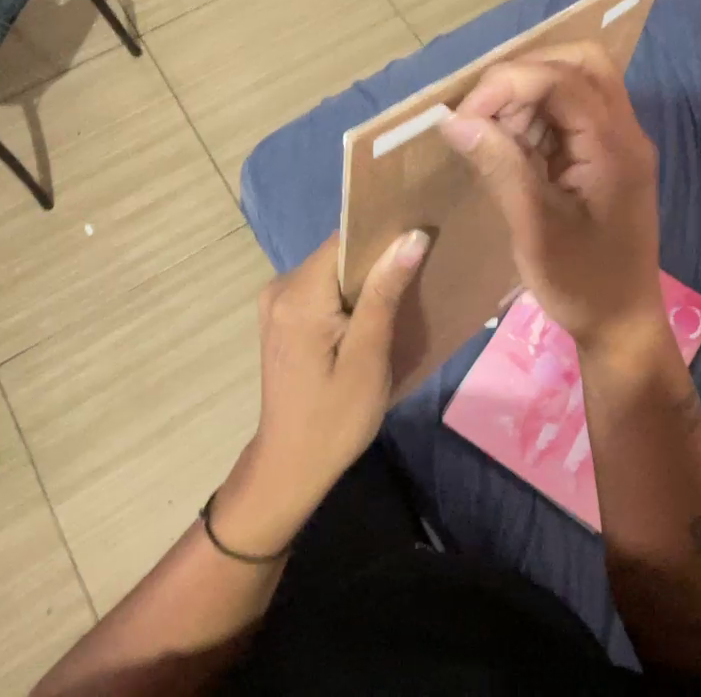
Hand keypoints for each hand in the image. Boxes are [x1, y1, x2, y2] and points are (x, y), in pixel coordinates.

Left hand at [213, 229, 429, 556]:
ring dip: (366, 279)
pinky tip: (376, 313)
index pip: (345, 240)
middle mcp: (280, 288)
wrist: (291, 465)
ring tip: (406, 291)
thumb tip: (411, 237)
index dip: (384, 235)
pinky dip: (350, 295)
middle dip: (379, 259)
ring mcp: (276, 303)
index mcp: (298, 297)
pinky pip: (322, 289)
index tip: (424, 237)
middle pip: (338, 253)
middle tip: (423, 269)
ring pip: (332, 270)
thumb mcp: (368, 358)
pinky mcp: (282, 317)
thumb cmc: (335, 419)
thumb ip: (384, 294)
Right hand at [438, 43, 664, 351]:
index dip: (506, 84)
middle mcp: (624, 132)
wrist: (623, 325)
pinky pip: (573, 115)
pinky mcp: (608, 158)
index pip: (561, 78)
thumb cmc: (582, 284)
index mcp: (613, 146)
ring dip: (528, 96)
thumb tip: (455, 120)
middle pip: (580, 64)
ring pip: (576, 84)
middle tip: (482, 113)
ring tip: (492, 134)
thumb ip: (500, 166)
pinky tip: (512, 148)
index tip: (463, 118)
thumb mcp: (534, 228)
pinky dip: (538, 118)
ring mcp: (619, 144)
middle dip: (523, 76)